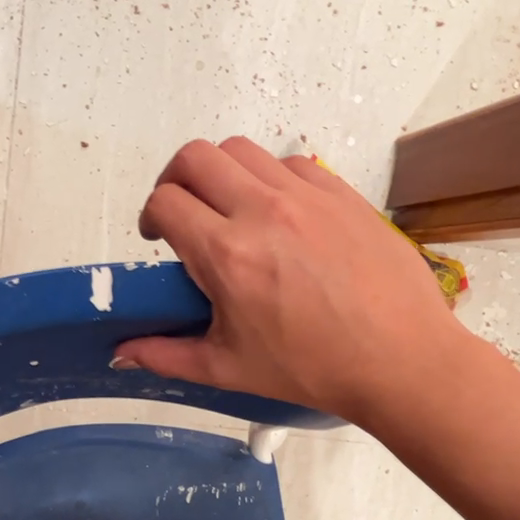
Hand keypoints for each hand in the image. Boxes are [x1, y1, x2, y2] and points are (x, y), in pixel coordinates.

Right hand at [115, 137, 463, 421]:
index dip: (151, 217)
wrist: (399, 358)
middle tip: (182, 213)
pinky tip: (279, 214)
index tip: (158, 240)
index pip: (165, 202)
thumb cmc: (310, 369)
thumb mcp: (227, 369)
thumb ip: (166, 355)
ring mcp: (306, 194)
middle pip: (195, 156)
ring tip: (229, 210)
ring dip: (221, 173)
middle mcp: (262, 210)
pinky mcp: (341, 192)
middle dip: (174, 180)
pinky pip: (291, 162)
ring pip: (242, 150)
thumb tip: (121, 353)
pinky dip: (270, 178)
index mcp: (227, 254)